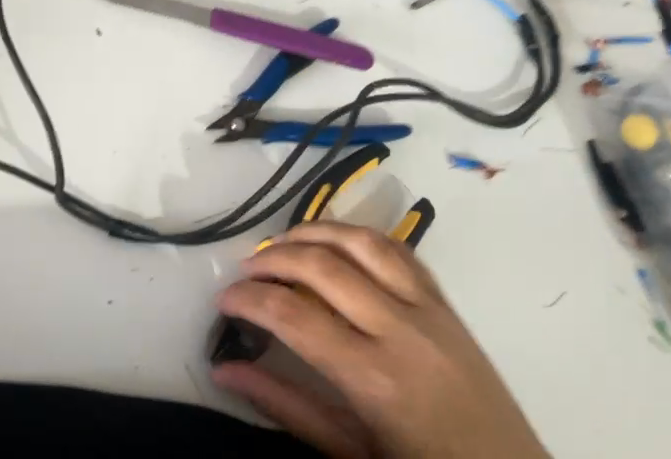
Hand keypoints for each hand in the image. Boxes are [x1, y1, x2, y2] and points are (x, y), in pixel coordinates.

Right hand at [213, 223, 548, 458]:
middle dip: (271, 259)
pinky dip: (357, 237)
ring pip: (361, 243)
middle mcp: (401, 332)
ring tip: (281, 244)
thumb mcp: (350, 452)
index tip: (223, 300)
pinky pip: (399, 251)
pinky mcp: (448, 306)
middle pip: (321, 266)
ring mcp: (430, 312)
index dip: (247, 299)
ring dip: (313, 233)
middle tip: (245, 271)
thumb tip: (223, 370)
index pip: (291, 315)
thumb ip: (285, 405)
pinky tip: (334, 245)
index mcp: (374, 379)